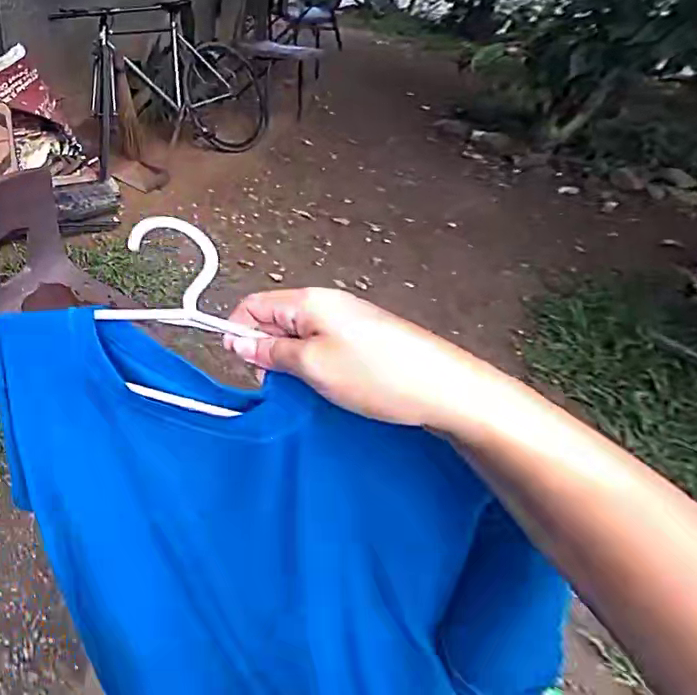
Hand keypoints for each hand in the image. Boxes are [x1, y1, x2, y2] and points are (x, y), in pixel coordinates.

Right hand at [223, 288, 508, 430]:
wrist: (457, 395)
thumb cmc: (385, 376)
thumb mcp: (311, 366)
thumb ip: (268, 351)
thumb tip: (239, 341)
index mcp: (308, 301)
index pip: (251, 305)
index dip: (238, 331)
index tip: (243, 361)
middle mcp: (327, 302)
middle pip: (273, 319)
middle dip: (267, 349)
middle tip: (277, 380)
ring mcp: (350, 319)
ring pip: (298, 335)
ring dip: (293, 360)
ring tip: (309, 386)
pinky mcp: (368, 337)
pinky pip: (324, 344)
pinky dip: (318, 364)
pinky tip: (333, 385)